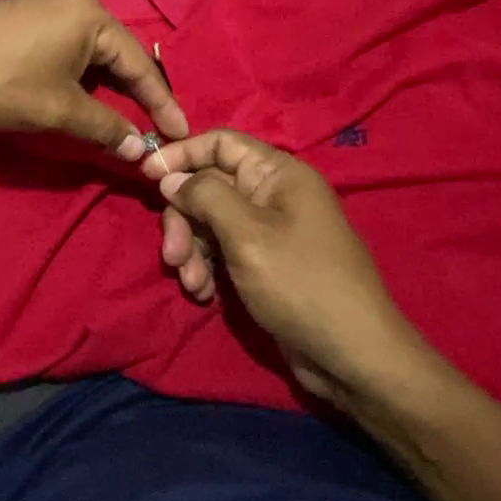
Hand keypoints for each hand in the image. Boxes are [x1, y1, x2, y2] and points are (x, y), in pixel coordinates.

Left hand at [0, 0, 188, 153]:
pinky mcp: (27, 12)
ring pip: (93, 48)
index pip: (140, 63)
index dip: (162, 103)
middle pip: (119, 51)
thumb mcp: (58, 110)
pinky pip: (70, 42)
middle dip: (138, 91)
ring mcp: (48, 1)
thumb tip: (141, 150)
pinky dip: (84, 69)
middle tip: (160, 126)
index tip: (182, 134)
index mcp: (91, 14)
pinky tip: (87, 91)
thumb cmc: (1, 83)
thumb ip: (106, 128)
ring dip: (109, 82)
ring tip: (129, 114)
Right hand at [144, 130, 431, 405]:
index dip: (182, 153)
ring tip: (192, 282)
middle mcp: (274, 195)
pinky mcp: (265, 263)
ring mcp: (270, 230)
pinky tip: (203, 293)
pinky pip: (224, 250)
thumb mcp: (246, 235)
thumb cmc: (301, 284)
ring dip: (193, 248)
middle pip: (210, 186)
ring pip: (211, 221)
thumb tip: (170, 176)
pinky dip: (208, 267)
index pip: (221, 142)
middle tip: (171, 254)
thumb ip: (204, 196)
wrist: (353, 358)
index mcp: (278, 174)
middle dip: (184, 218)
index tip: (148, 176)